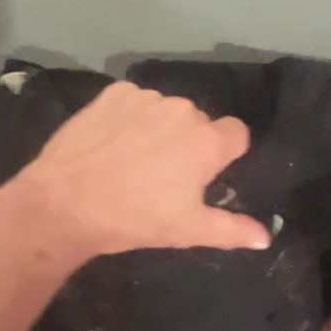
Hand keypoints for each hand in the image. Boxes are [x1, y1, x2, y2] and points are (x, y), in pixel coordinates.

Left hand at [3, 81, 271, 257]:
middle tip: (163, 176)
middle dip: (188, 143)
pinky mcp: (114, 93)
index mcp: (207, 141)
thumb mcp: (187, 230)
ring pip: (165, 111)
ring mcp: (146, 97)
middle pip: (198, 122)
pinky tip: (112, 144)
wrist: (64, 202)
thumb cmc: (134, 219)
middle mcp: (182, 110)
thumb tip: (266, 237)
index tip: (205, 174)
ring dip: (158, 129)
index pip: (237, 134)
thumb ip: (232, 230)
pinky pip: (134, 102)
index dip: (225, 153)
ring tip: (132, 161)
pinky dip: (129, 118)